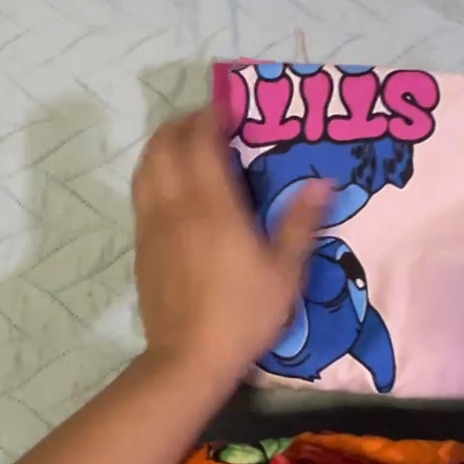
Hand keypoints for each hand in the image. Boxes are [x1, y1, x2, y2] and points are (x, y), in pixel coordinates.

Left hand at [131, 105, 327, 381]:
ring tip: (184, 143)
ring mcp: (153, 225)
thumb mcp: (286, 271)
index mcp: (214, 206)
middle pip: (166, 145)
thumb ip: (300, 222)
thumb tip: (323, 182)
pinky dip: (152, 172)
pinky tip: (169, 184)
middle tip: (207, 122)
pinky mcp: (141, 245)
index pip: (202, 142)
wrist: (189, 356)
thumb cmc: (244, 313)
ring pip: (146, 166)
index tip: (227, 107)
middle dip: (183, 123)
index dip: (211, 117)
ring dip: (162, 144)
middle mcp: (177, 206)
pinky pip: (140, 192)